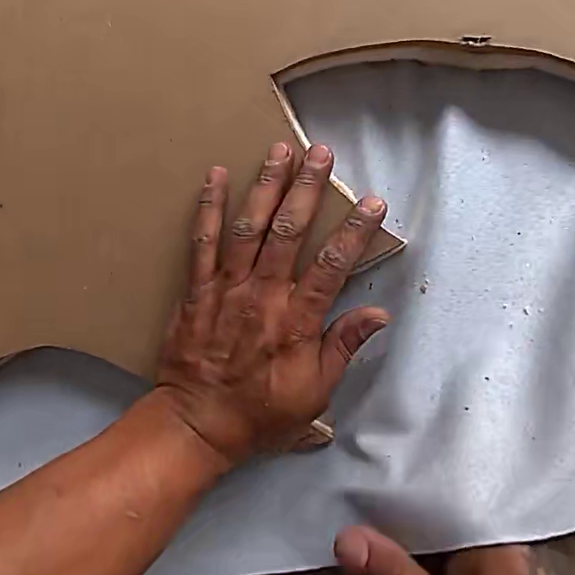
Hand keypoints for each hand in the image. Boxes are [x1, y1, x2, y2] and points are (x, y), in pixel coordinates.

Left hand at [150, 141, 390, 465]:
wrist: (198, 424)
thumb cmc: (261, 413)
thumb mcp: (314, 392)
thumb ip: (343, 347)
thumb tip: (379, 313)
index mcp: (296, 322)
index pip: (331, 267)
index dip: (354, 232)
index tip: (373, 201)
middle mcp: (262, 297)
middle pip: (288, 233)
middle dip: (307, 189)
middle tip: (320, 153)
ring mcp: (226, 290)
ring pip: (248, 229)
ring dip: (265, 186)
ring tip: (279, 151)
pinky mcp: (196, 291)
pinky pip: (202, 244)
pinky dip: (209, 208)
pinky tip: (216, 176)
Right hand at [335, 527, 574, 574]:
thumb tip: (347, 536)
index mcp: (495, 531)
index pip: (427, 496)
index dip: (385, 505)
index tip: (351, 513)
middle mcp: (518, 530)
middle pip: (444, 516)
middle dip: (404, 531)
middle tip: (365, 550)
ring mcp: (534, 553)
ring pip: (463, 537)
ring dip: (428, 551)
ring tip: (390, 563)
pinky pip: (484, 555)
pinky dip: (455, 566)